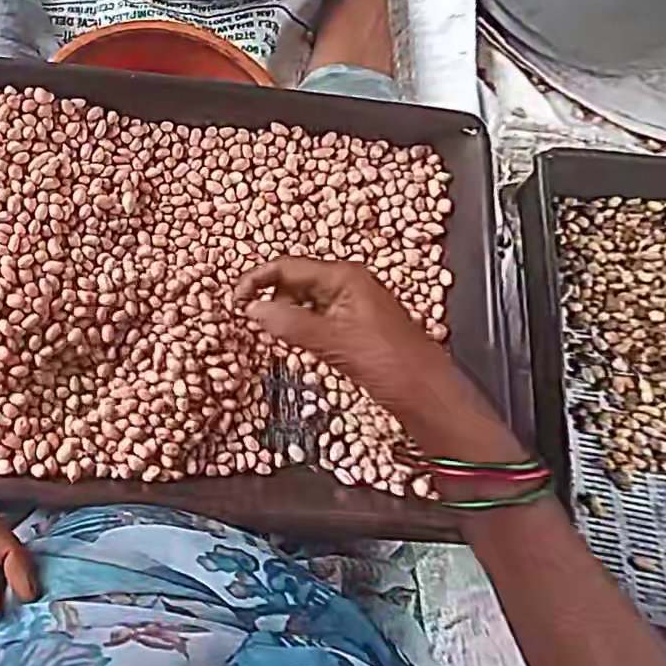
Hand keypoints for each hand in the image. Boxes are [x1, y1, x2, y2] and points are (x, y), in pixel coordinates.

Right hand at [234, 257, 520, 461]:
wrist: (431, 399)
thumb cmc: (393, 366)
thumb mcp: (334, 342)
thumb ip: (289, 323)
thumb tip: (251, 310)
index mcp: (345, 277)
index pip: (286, 267)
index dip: (255, 280)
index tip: (234, 301)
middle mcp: (346, 285)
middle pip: (291, 280)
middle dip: (266, 296)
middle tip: (245, 318)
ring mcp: (349, 305)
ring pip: (300, 300)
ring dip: (280, 313)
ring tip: (265, 331)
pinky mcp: (350, 326)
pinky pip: (311, 318)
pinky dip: (295, 326)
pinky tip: (289, 341)